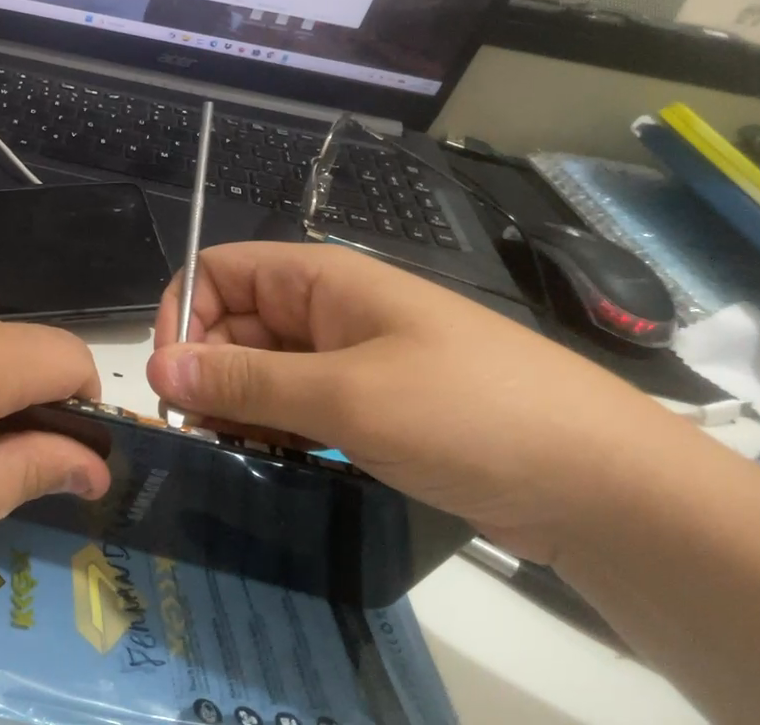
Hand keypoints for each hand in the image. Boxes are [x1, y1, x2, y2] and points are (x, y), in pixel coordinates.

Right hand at [146, 242, 698, 562]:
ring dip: (235, 407)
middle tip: (199, 433)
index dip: (184, 314)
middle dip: (206, 372)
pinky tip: (269, 463)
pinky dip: (272, 430)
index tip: (172, 380)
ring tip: (234, 454)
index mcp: (321, 280)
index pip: (219, 271)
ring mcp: (350, 362)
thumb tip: (154, 366)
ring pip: (261, 371)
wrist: (605, 487)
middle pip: (233, 324)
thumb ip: (245, 381)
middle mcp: (327, 312)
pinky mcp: (369, 409)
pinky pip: (296, 406)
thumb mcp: (347, 396)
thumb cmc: (470, 414)